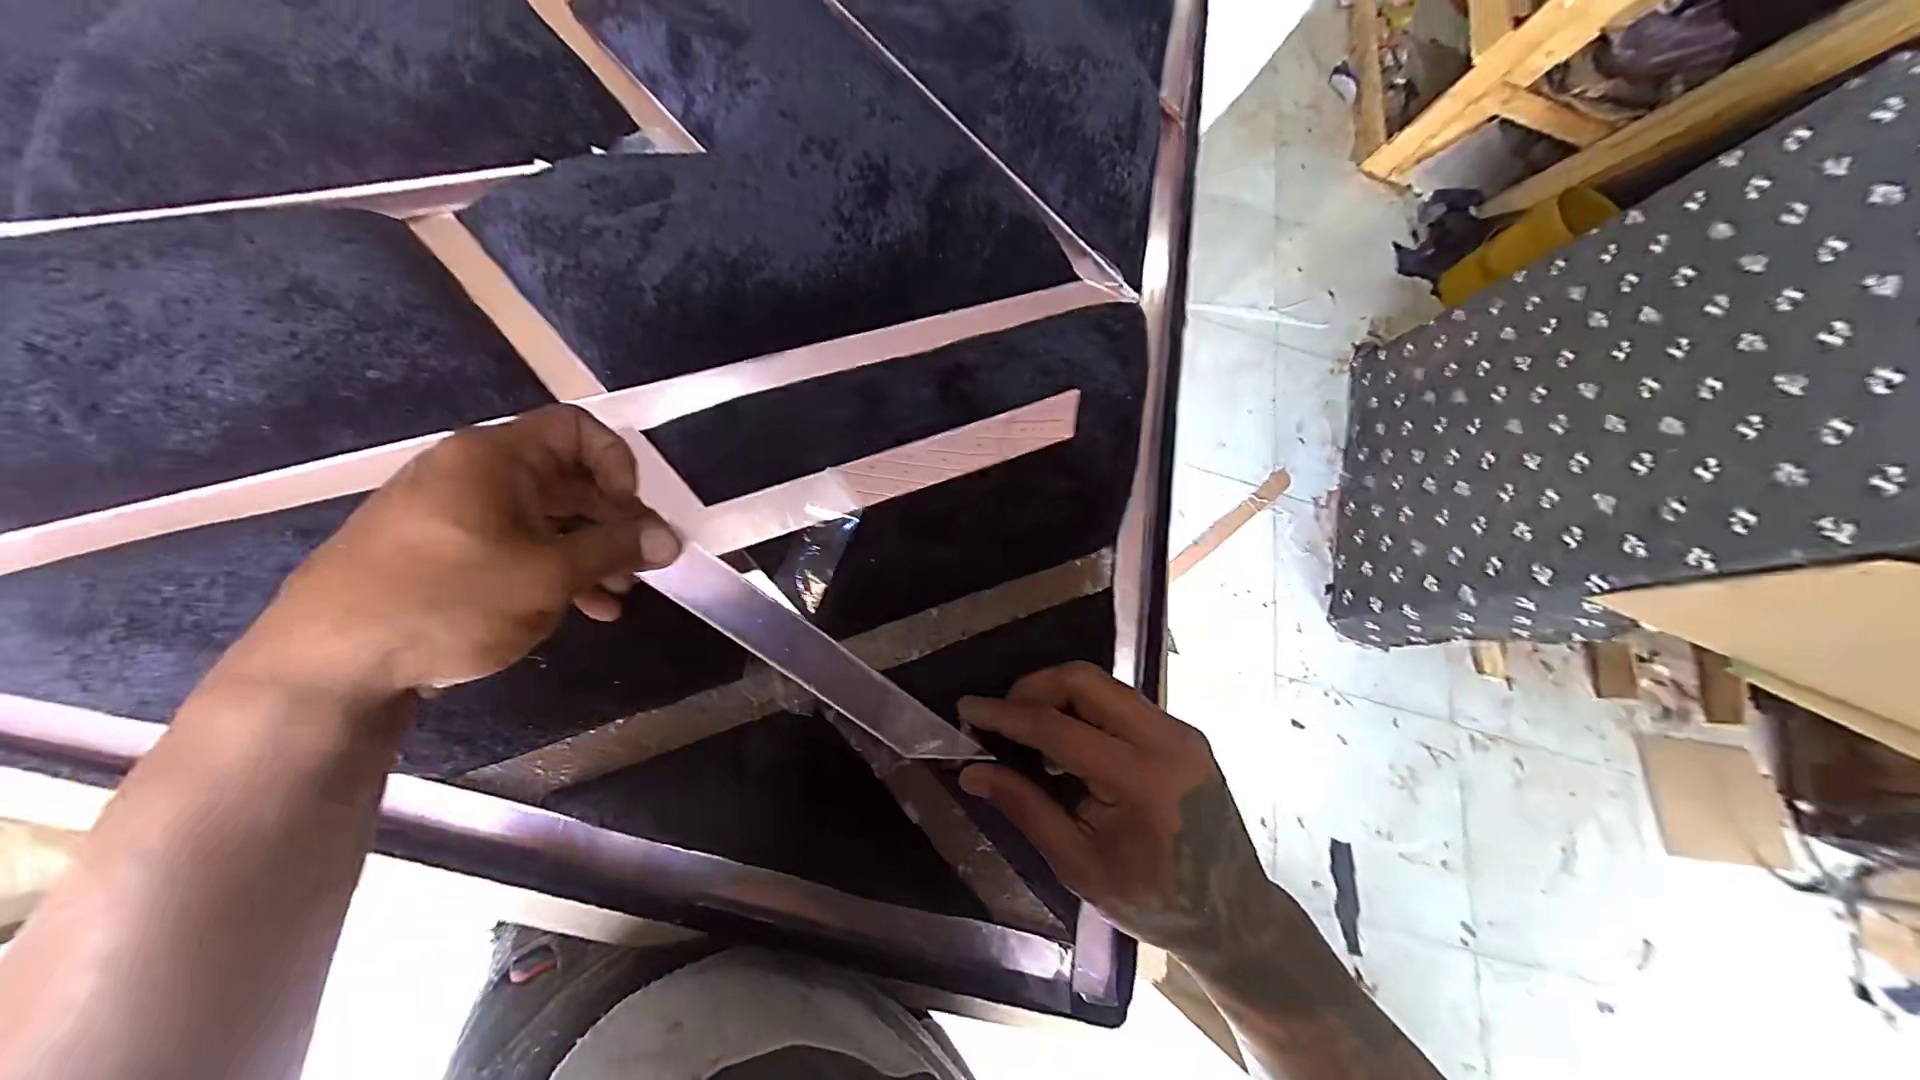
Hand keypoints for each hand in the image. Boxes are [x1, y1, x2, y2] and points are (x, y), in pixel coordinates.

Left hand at [244, 404, 681, 698]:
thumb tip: (671, 538)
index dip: (619, 464)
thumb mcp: (548, 575)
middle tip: (644, 562)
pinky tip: (585, 610)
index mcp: (494, 458)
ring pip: (548, 520)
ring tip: (619, 595)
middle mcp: (475, 475)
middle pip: (569, 479)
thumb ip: (616, 550)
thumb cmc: (448, 600)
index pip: (577, 429)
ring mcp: (458, 516)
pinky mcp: (447, 555)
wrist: (327, 666)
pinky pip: (519, 548)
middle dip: (614, 521)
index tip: (633, 513)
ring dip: (592, 554)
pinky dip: (557, 571)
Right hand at [957, 662, 1289, 961]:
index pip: (1059, 728)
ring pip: (1104, 684)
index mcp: (1142, 780)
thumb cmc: (1154, 902)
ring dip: (1058, 695)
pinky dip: (1085, 708)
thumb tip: (973, 772)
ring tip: (1030, 733)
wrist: (1235, 915)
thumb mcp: (1079, 865)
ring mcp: (1180, 730)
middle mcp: (1166, 739)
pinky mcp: (1183, 731)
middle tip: (1001, 717)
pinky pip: (1121, 701)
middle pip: (1085, 681)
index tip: (968, 708)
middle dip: (1032, 688)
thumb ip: (1026, 809)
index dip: (1006, 715)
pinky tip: (1068, 742)